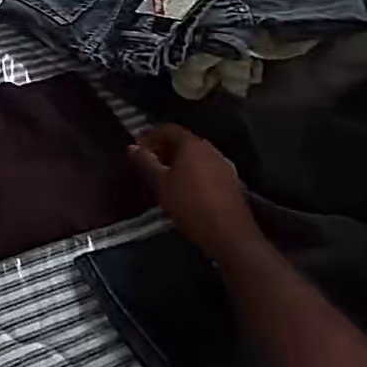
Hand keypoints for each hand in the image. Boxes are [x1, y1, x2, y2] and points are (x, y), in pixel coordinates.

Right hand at [129, 123, 264, 262]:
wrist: (230, 236)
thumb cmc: (190, 204)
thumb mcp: (160, 183)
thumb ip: (146, 161)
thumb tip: (133, 147)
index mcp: (193, 145)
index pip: (168, 129)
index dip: (150, 136)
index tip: (138, 149)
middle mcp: (211, 150)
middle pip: (184, 141)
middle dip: (164, 149)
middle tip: (149, 162)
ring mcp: (225, 166)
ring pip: (197, 156)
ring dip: (180, 161)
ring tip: (166, 176)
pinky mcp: (233, 182)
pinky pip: (208, 168)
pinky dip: (194, 172)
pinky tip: (186, 188)